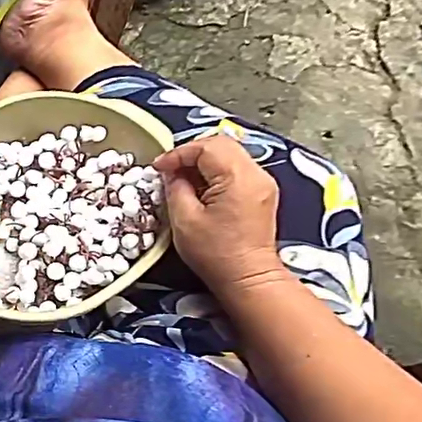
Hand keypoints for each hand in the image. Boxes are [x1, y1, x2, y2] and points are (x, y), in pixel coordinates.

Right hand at [154, 134, 288, 291]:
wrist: (247, 276)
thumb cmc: (216, 254)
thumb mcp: (184, 220)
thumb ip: (176, 189)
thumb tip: (172, 174)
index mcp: (238, 178)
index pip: (207, 147)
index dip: (178, 154)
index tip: (159, 168)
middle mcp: (256, 174)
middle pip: (221, 144)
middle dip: (190, 153)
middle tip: (169, 170)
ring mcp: (262, 182)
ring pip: (229, 154)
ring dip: (202, 162)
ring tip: (181, 180)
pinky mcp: (260, 192)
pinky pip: (236, 169)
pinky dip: (214, 172)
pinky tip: (199, 189)